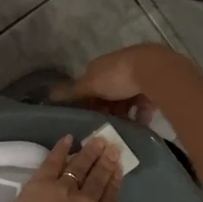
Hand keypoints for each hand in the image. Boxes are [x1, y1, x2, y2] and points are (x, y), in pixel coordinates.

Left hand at [0, 136, 121, 201]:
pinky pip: (54, 160)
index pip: (111, 197)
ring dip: (89, 151)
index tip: (118, 167)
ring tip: (97, 139)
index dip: (115, 180)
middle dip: (106, 160)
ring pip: (80, 165)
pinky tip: (67, 138)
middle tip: (111, 146)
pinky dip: (61, 148)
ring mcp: (65, 188)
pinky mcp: (42, 180)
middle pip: (99, 177)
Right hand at [53, 42, 184, 122]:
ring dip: (122, 117)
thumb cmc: (117, 76)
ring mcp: (135, 79)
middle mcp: (116, 70)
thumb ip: (72, 92)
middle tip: (103, 131)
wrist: (154, 71)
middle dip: (105, 112)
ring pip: (125, 102)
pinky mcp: (152, 88)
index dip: (86, 102)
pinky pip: (143, 106)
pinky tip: (138, 130)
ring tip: (120, 134)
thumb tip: (48, 94)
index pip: (88, 86)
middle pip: (107, 95)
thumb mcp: (91, 84)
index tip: (86, 120)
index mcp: (99, 67)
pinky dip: (140, 117)